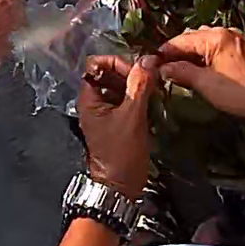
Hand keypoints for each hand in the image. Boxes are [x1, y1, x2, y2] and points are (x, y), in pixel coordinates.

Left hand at [78, 55, 155, 197]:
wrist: (121, 186)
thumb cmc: (121, 152)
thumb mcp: (132, 117)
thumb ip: (139, 87)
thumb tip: (149, 59)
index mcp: (88, 98)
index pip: (96, 65)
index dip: (116, 63)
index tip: (137, 71)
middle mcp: (93, 102)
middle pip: (108, 74)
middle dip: (129, 72)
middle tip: (151, 78)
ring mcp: (104, 111)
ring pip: (118, 87)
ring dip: (136, 84)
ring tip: (155, 87)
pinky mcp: (116, 120)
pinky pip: (125, 100)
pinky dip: (138, 96)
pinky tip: (154, 98)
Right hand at [156, 28, 244, 120]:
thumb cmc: (239, 92)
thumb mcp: (204, 83)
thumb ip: (180, 72)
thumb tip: (162, 68)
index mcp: (216, 37)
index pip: (180, 40)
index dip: (164, 53)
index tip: (152, 64)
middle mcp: (225, 32)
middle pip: (190, 38)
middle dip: (176, 53)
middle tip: (162, 69)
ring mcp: (234, 40)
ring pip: (201, 43)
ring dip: (188, 55)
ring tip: (176, 71)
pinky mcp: (239, 49)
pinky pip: (212, 47)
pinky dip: (201, 57)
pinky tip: (194, 69)